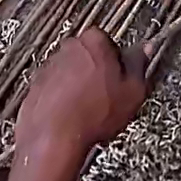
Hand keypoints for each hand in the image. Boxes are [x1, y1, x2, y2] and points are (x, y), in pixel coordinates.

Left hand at [15, 29, 149, 177]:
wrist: (53, 139)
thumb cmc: (93, 114)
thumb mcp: (132, 91)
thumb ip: (140, 65)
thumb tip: (145, 50)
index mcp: (94, 41)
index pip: (112, 44)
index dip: (118, 67)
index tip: (121, 83)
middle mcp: (69, 47)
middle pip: (90, 57)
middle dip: (98, 75)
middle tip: (107, 100)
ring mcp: (49, 66)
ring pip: (71, 74)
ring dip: (79, 89)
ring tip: (88, 115)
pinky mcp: (35, 86)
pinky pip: (54, 91)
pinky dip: (62, 102)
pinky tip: (71, 121)